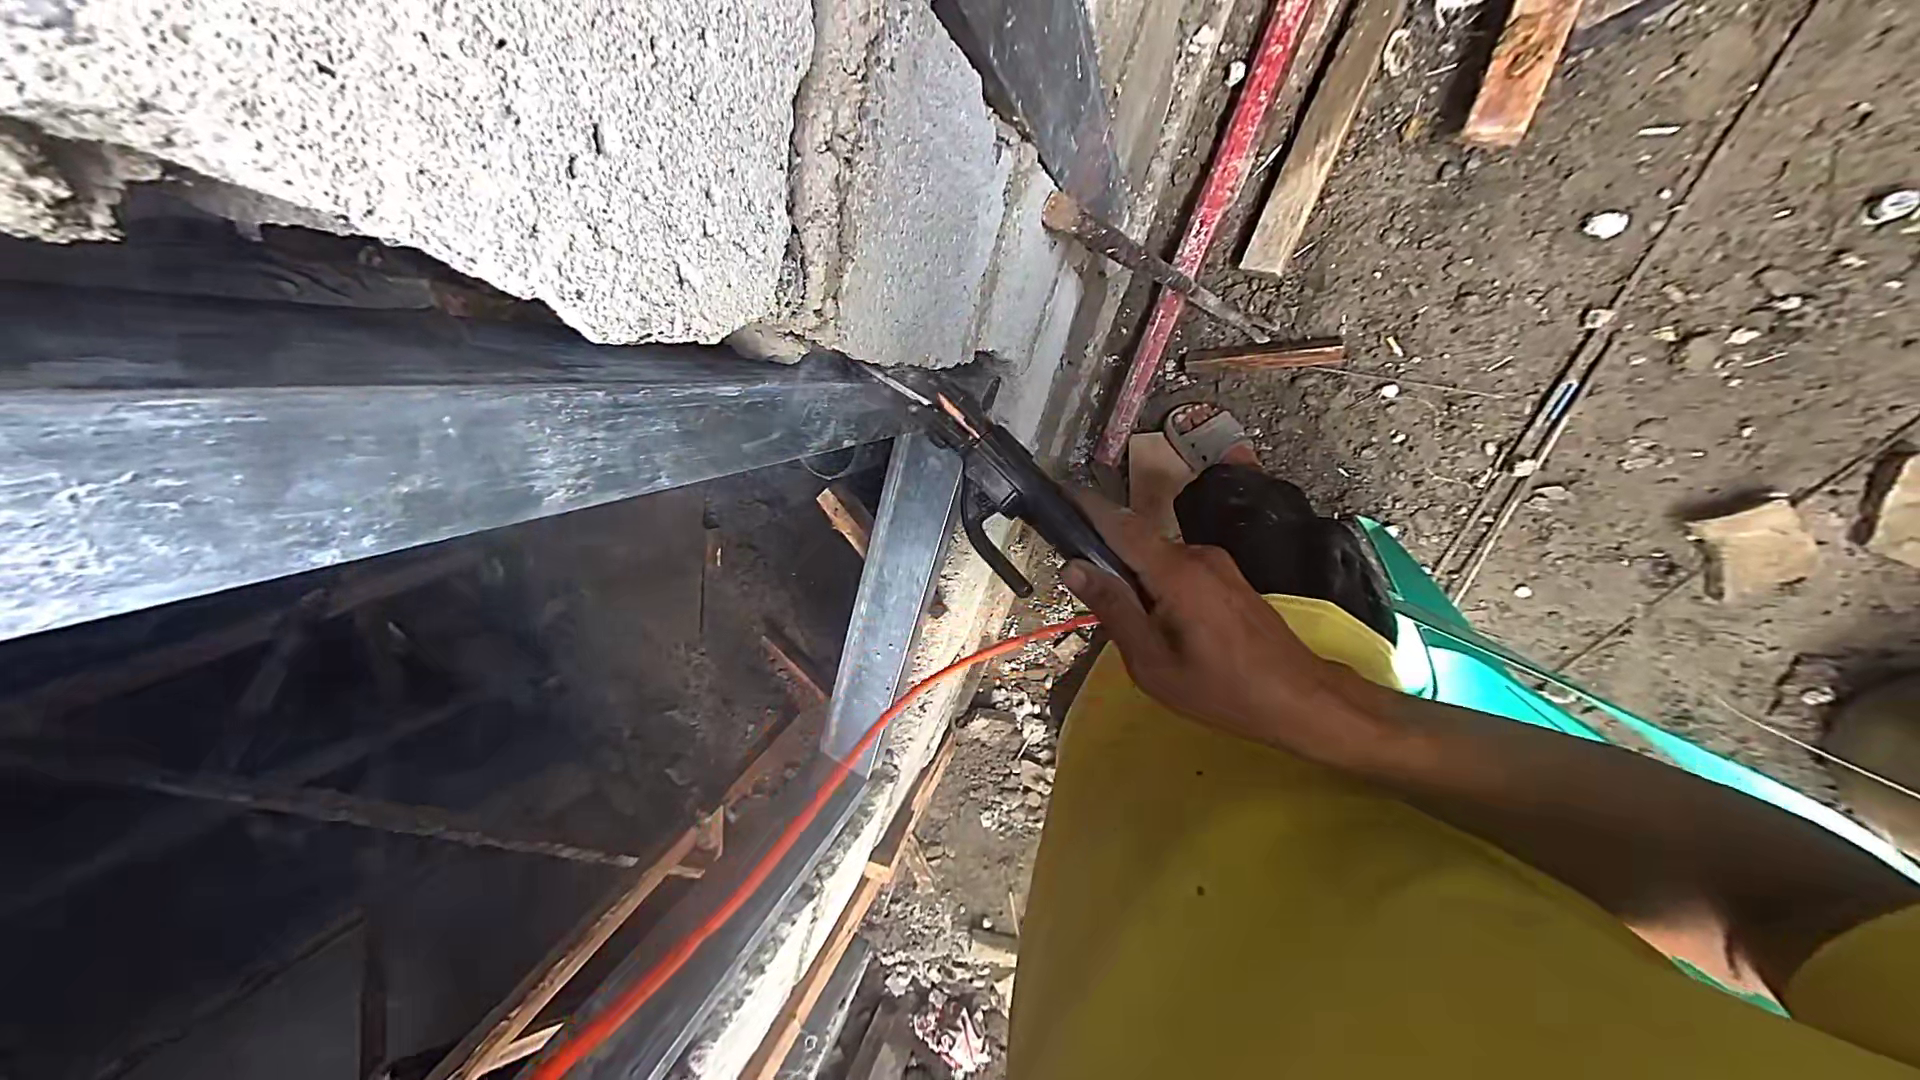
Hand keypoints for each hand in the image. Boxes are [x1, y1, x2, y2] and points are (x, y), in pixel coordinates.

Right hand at [1060, 490, 1380, 754]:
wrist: (1302, 698)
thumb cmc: (1223, 689)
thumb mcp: (1153, 662)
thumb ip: (1113, 609)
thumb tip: (1074, 567)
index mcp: (1176, 573)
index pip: (1120, 525)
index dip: (1086, 506)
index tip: (1057, 494)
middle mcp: (1197, 555)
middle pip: (1136, 541)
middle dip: (1105, 556)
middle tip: (1087, 595)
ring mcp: (1217, 563)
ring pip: (1156, 557)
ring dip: (1133, 576)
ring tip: (1129, 623)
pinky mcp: (1228, 575)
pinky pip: (1177, 568)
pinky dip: (1156, 583)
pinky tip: (1160, 622)